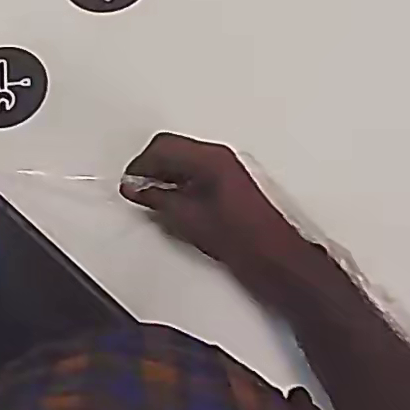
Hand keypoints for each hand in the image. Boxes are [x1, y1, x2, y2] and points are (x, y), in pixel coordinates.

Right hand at [120, 134, 314, 291]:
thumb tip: (135, 188)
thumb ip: (155, 197)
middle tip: (138, 188)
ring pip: (185, 160)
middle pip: (173, 148)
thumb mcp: (186, 217)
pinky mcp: (233, 184)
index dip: (140, 164)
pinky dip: (181, 181)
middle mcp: (221, 158)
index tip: (130, 183)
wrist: (278, 262)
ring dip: (166, 174)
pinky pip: (198, 171)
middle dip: (151, 167)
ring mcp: (230, 170)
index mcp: (210, 159)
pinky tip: (175, 202)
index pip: (163, 146)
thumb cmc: (242, 239)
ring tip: (154, 198)